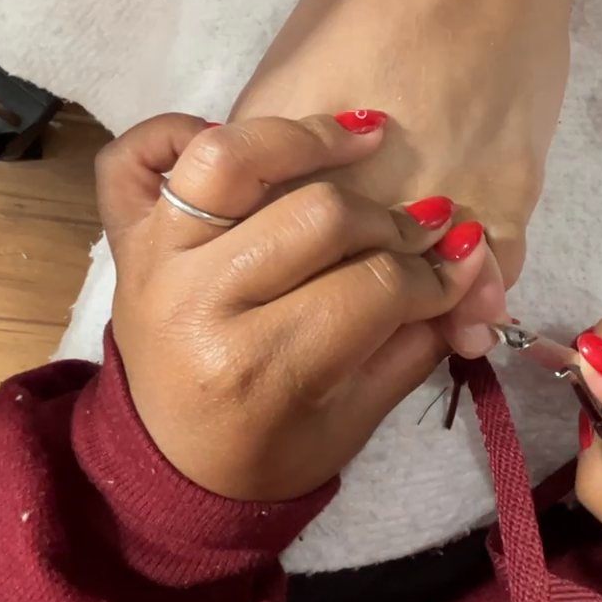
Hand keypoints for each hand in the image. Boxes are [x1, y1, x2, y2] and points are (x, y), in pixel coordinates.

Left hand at [97, 111, 494, 500]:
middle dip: (392, 221)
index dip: (435, 273)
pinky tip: (242, 144)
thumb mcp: (361, 414)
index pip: (376, 286)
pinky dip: (181, 131)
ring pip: (231, 157)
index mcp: (259, 367)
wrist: (172, 470)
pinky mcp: (127, 238)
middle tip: (420, 228)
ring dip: (309, 138)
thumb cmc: (275, 451)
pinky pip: (137, 153)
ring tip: (362, 138)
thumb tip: (474, 262)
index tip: (461, 265)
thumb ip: (423, 337)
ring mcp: (153, 260)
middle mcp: (197, 303)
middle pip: (322, 215)